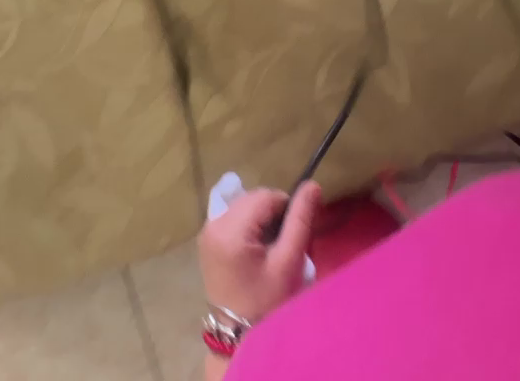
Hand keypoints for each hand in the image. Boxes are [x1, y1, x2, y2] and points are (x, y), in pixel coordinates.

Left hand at [197, 183, 322, 321]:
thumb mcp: (288, 262)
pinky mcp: (207, 239)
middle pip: (252, 198)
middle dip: (272, 212)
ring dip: (261, 218)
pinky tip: (256, 249)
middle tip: (284, 241)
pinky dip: (249, 225)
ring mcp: (207, 231)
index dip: (285, 207)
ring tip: (271, 247)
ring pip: (243, 205)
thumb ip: (300, 220)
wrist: (238, 335)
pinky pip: (233, 217)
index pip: (265, 196)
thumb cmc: (267, 302)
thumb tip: (313, 185)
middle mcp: (213, 224)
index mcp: (230, 230)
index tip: (294, 232)